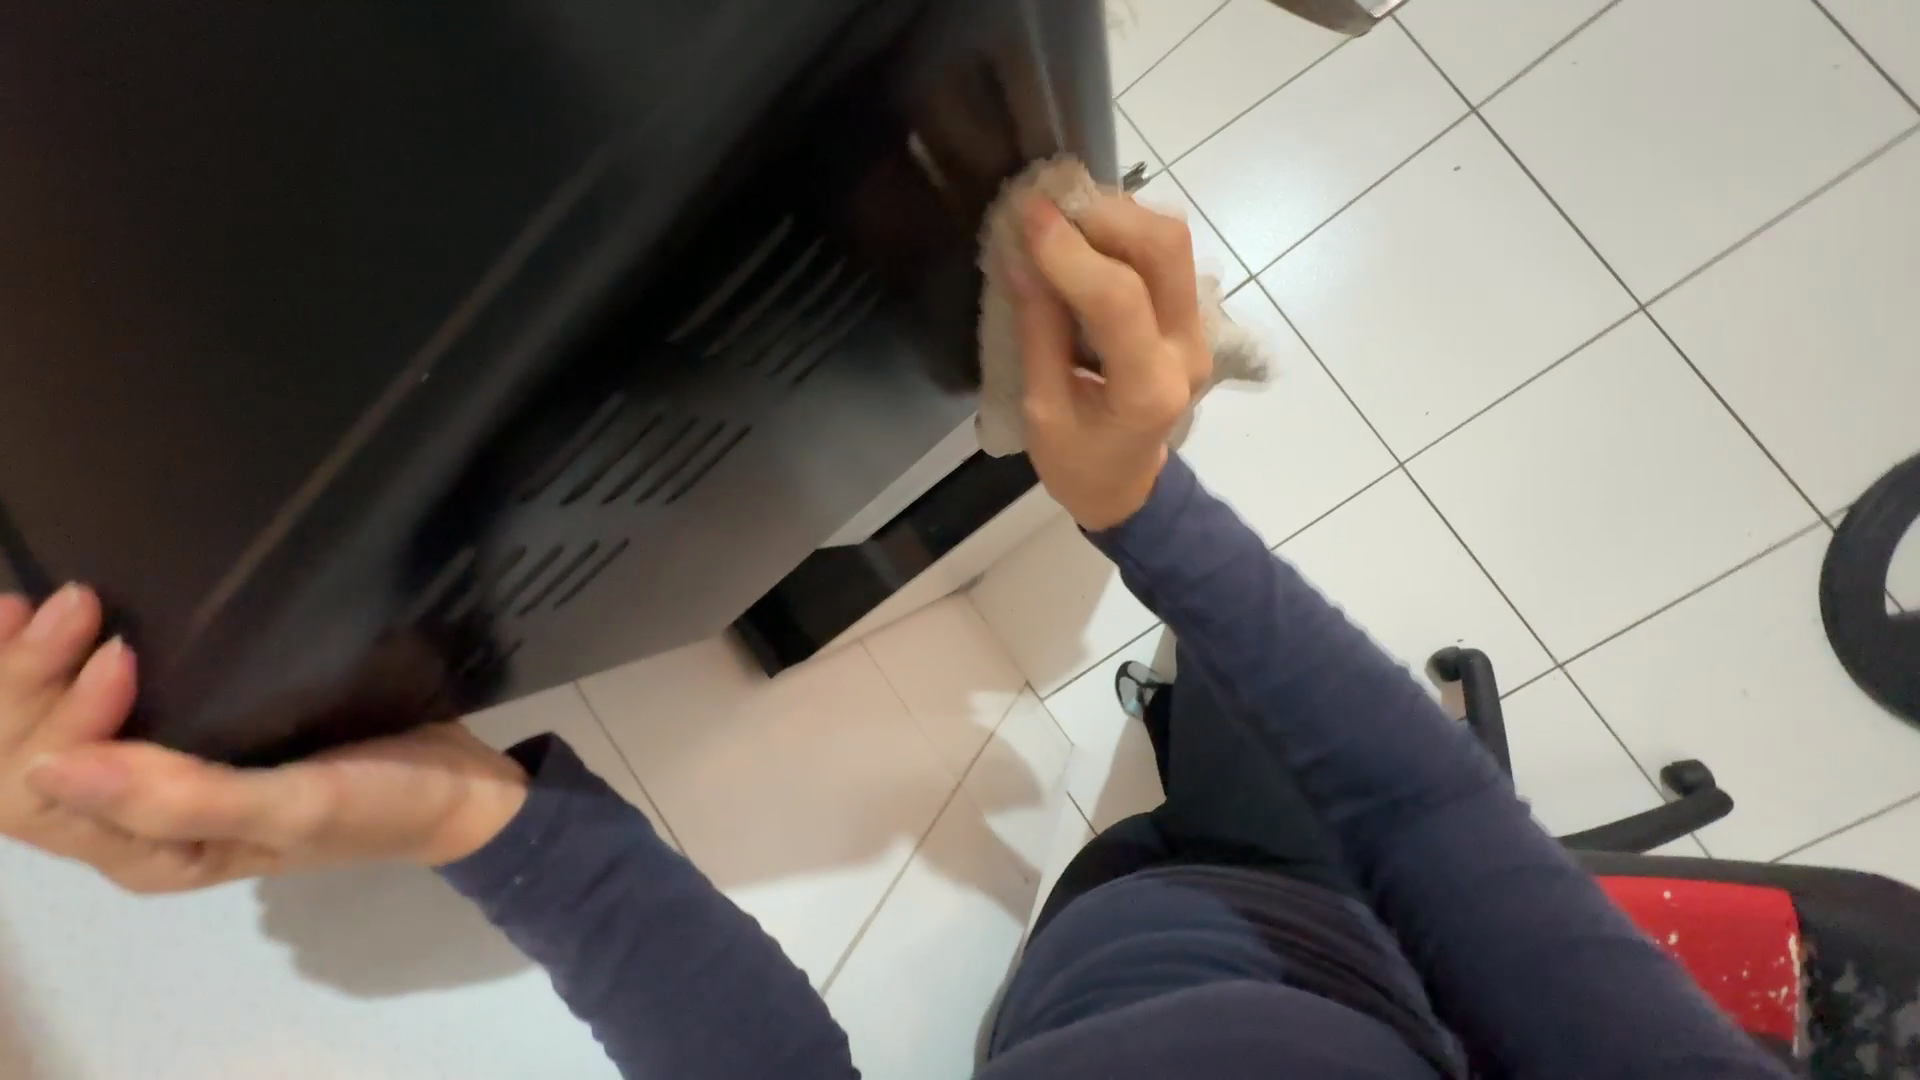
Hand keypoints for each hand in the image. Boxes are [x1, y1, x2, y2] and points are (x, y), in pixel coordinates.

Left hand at [0, 584, 528, 892]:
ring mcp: (173, 779)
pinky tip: (85, 632)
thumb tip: (54, 769)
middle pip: (28, 761)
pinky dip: (74, 673)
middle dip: (24, 684)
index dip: (59, 719)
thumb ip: (185, 800)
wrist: (460, 790)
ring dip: (29, 674)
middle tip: (68, 602)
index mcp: (151, 852)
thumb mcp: (299, 808)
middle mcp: (140, 821)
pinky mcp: (211, 742)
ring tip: (35, 604)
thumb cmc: (385, 803)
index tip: (126, 651)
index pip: (41, 793)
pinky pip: (114, 715)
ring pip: (56, 735)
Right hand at [1010, 192, 1212, 529]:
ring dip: (1116, 217)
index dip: (1070, 252)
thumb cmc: (1077, 464)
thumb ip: (1038, 332)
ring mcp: (1197, 332)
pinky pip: (1165, 258)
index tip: (1027, 217)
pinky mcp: (1189, 319)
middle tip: (1048, 210)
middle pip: (1166, 250)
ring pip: (1172, 243)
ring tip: (1062, 219)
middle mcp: (1186, 352)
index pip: (1118, 300)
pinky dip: (1123, 233)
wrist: (1126, 485)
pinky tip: (1085, 238)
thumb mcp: (1042, 410)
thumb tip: (1020, 257)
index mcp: (1147, 391)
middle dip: (1105, 216)